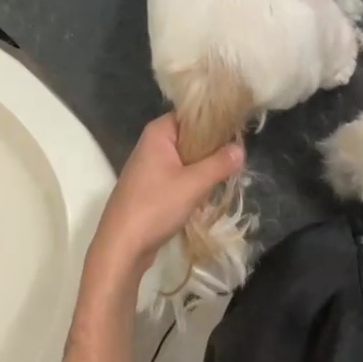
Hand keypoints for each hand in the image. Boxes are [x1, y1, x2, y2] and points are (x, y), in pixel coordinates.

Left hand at [90, 114, 244, 272]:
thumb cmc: (156, 206)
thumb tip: (240, 148)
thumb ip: (219, 164)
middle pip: (189, 137)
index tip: (237, 134)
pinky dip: (191, 183)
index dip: (214, 123)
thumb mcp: (193, 184)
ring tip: (226, 177)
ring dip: (203, 169)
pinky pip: (177, 176)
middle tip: (235, 160)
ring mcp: (149, 166)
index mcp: (158, 132)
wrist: (122, 245)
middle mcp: (152, 144)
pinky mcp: (150, 187)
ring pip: (185, 159)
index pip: (191, 116)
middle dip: (211, 150)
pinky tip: (206, 196)